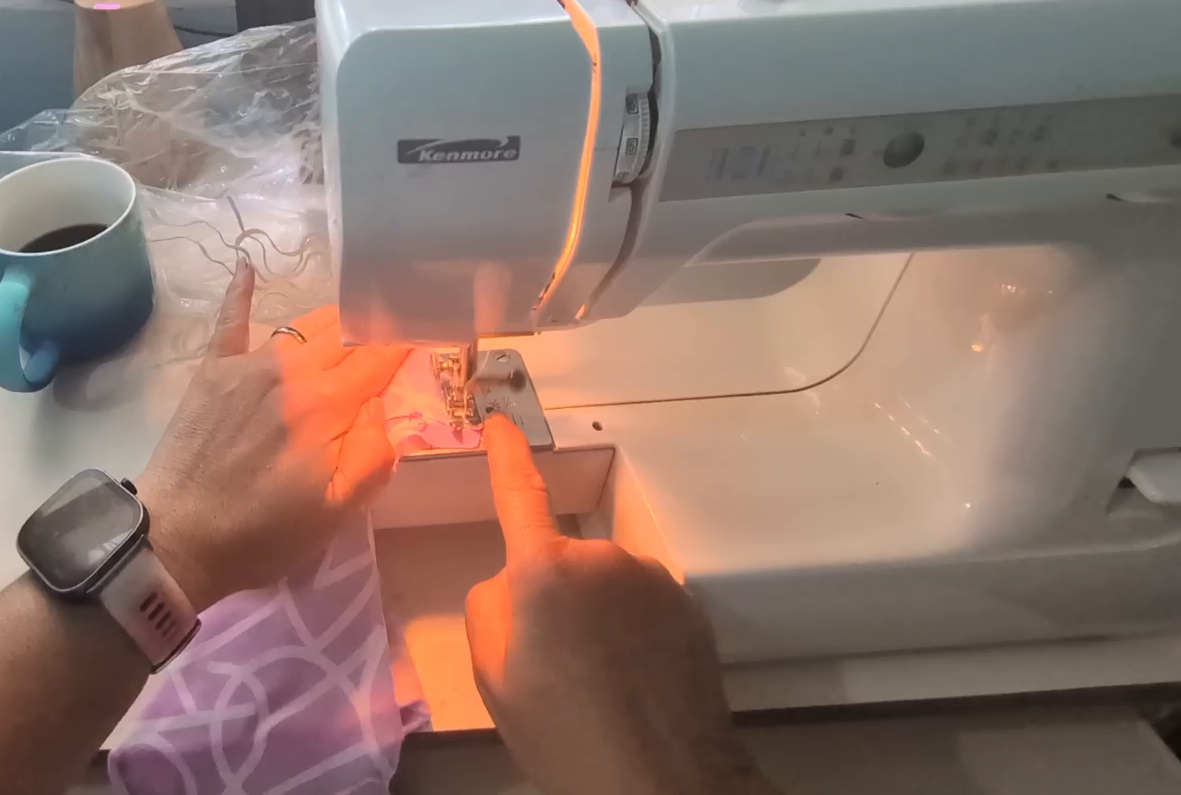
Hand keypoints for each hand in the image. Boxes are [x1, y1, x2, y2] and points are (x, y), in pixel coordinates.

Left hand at [138, 259, 409, 610]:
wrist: (178, 539)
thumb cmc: (263, 533)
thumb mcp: (337, 512)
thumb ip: (373, 454)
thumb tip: (382, 405)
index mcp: (327, 404)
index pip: (378, 358)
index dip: (405, 342)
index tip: (425, 330)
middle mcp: (292, 369)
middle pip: (346, 335)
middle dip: (375, 328)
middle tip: (394, 325)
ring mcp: (249, 362)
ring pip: (303, 327)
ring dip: (333, 321)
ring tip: (354, 315)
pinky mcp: (213, 367)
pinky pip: (232, 319)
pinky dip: (241, 292)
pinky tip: (246, 264)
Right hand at [466, 414, 776, 794]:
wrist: (666, 789)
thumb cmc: (563, 733)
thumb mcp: (493, 673)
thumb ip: (491, 603)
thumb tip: (517, 579)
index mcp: (545, 569)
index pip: (517, 491)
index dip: (506, 453)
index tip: (500, 422)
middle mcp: (602, 556)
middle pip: (560, 557)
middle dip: (553, 590)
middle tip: (557, 658)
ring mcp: (652, 578)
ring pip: (604, 580)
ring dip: (598, 610)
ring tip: (604, 678)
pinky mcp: (689, 605)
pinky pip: (641, 600)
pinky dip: (633, 626)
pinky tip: (640, 679)